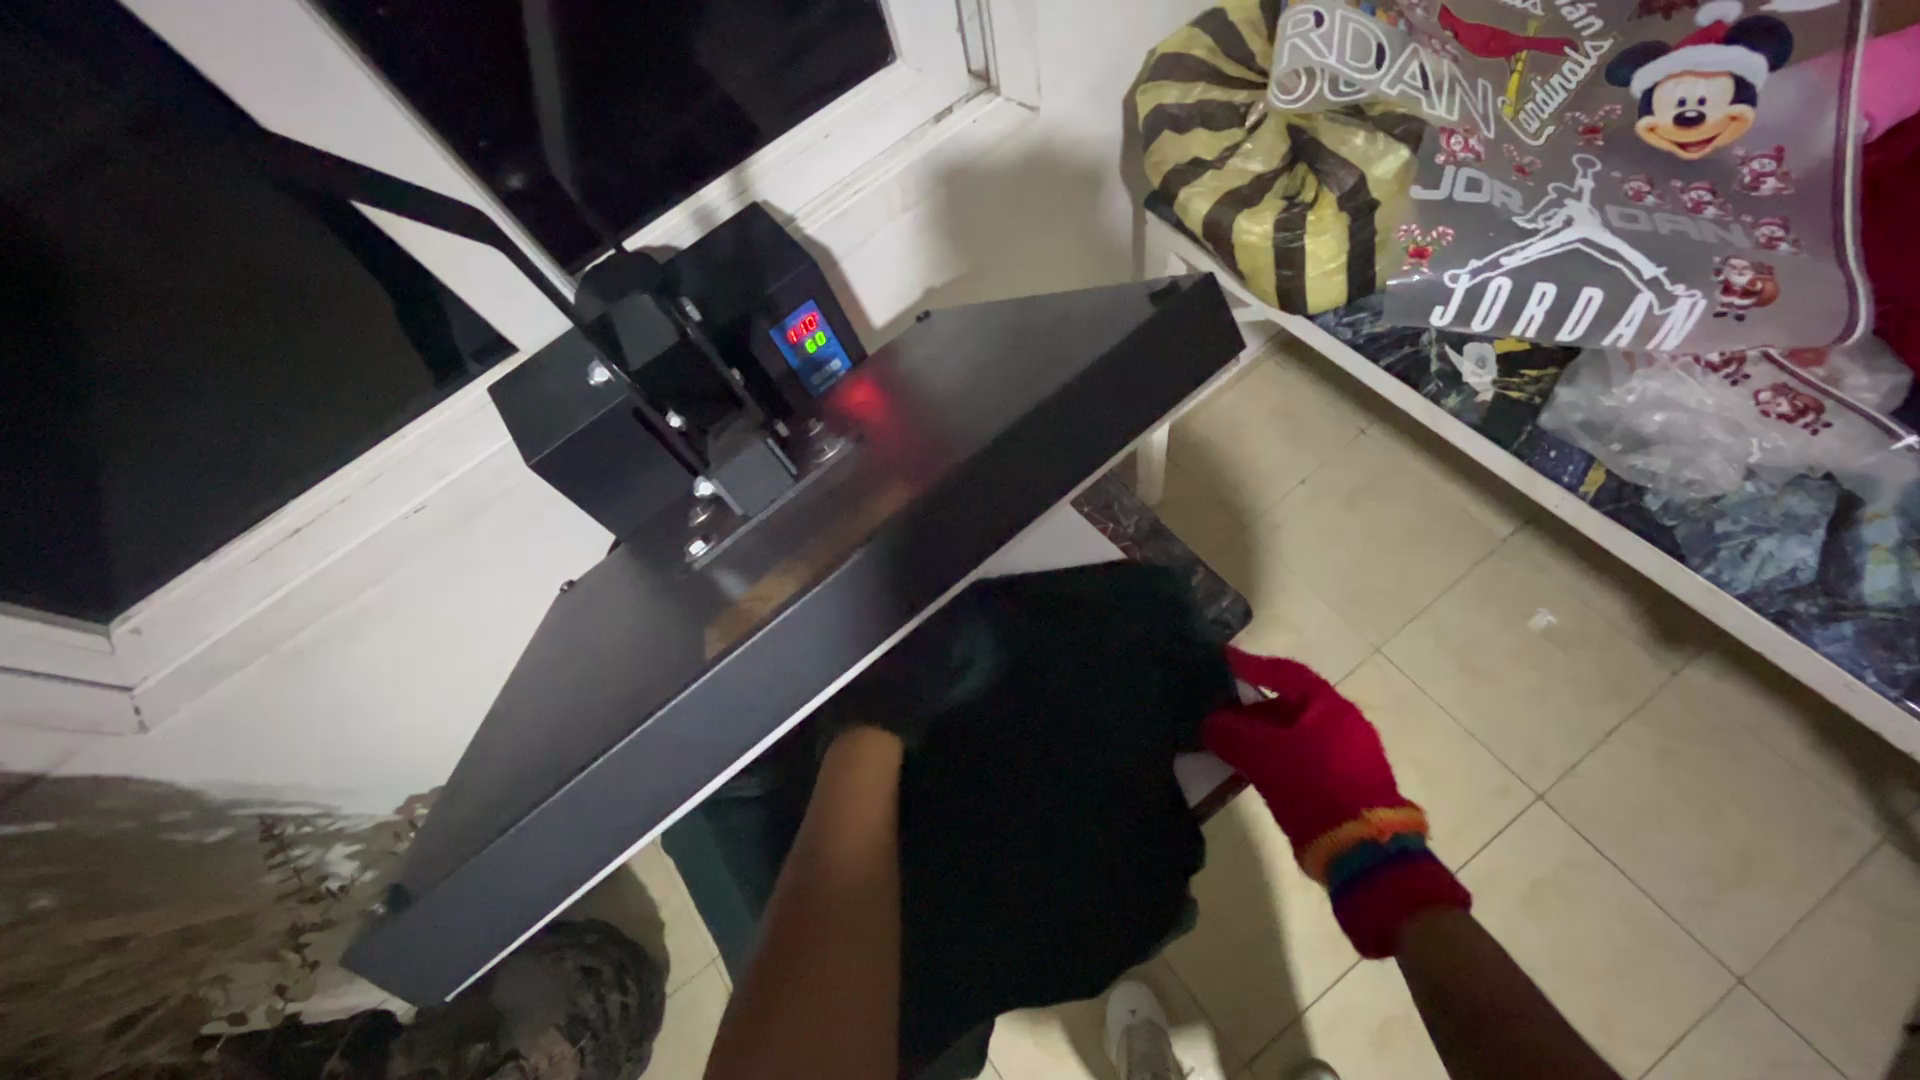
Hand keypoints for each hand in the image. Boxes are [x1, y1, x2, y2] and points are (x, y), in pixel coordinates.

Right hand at [1203, 647, 1468, 957]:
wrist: (1363, 852)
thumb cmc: (1314, 788)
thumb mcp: (1264, 756)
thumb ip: (1232, 734)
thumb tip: (1209, 722)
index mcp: (1330, 706)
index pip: (1286, 673)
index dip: (1252, 665)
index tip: (1224, 661)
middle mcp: (1345, 724)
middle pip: (1290, 704)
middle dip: (1252, 707)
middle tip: (1219, 710)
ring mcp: (1350, 756)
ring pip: (1296, 734)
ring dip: (1263, 735)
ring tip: (1229, 742)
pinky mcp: (1348, 785)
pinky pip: (1304, 759)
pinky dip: (1277, 757)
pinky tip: (1254, 769)